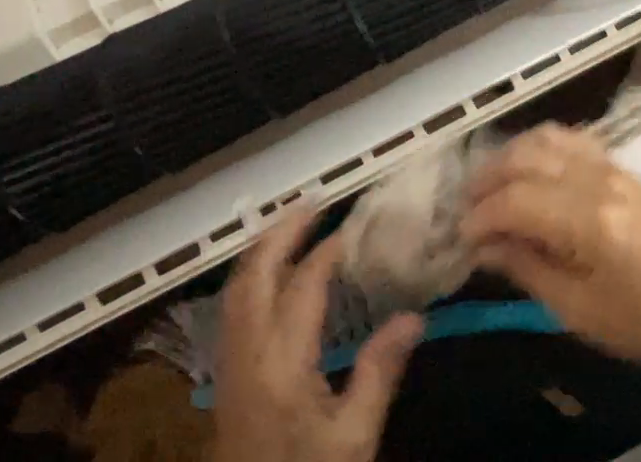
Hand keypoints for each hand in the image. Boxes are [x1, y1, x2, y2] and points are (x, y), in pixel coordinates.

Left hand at [207, 208, 423, 461]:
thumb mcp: (354, 437)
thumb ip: (379, 372)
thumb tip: (415, 316)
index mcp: (282, 362)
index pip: (303, 286)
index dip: (328, 250)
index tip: (357, 228)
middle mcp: (248, 352)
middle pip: (254, 274)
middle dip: (280, 232)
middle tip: (313, 203)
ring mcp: (229, 364)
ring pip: (236, 289)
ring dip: (262, 250)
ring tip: (293, 226)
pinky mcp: (225, 377)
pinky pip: (233, 308)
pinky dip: (253, 276)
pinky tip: (273, 277)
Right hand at [461, 124, 640, 367]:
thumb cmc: (635, 319)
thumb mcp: (572, 308)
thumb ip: (524, 267)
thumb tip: (481, 246)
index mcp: (589, 222)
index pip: (517, 200)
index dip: (481, 216)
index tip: (462, 237)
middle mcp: (598, 182)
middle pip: (525, 159)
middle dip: (487, 180)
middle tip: (467, 207)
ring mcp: (610, 167)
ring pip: (545, 139)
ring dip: (508, 157)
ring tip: (488, 185)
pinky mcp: (616, 166)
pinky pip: (568, 140)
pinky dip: (537, 148)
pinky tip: (523, 169)